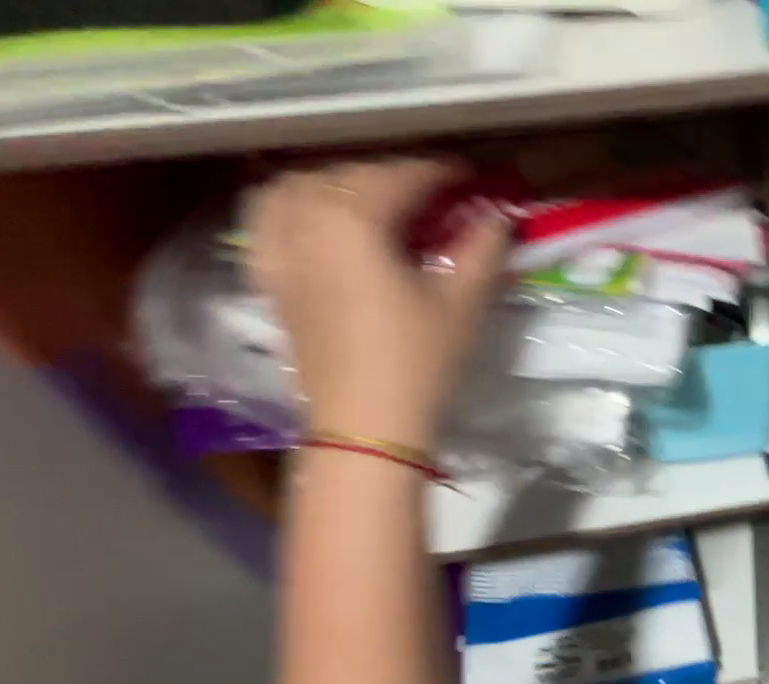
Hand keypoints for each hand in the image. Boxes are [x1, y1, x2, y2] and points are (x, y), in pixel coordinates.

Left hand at [245, 159, 511, 448]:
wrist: (365, 425)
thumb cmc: (418, 362)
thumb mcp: (461, 304)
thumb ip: (481, 249)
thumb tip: (498, 215)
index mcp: (352, 218)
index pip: (401, 176)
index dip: (442, 173)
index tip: (473, 178)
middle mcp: (305, 219)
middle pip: (349, 175)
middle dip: (395, 176)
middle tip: (437, 194)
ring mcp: (278, 247)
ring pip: (301, 186)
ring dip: (341, 182)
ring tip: (376, 199)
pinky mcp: (270, 277)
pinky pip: (269, 218)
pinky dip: (296, 206)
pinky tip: (321, 221)